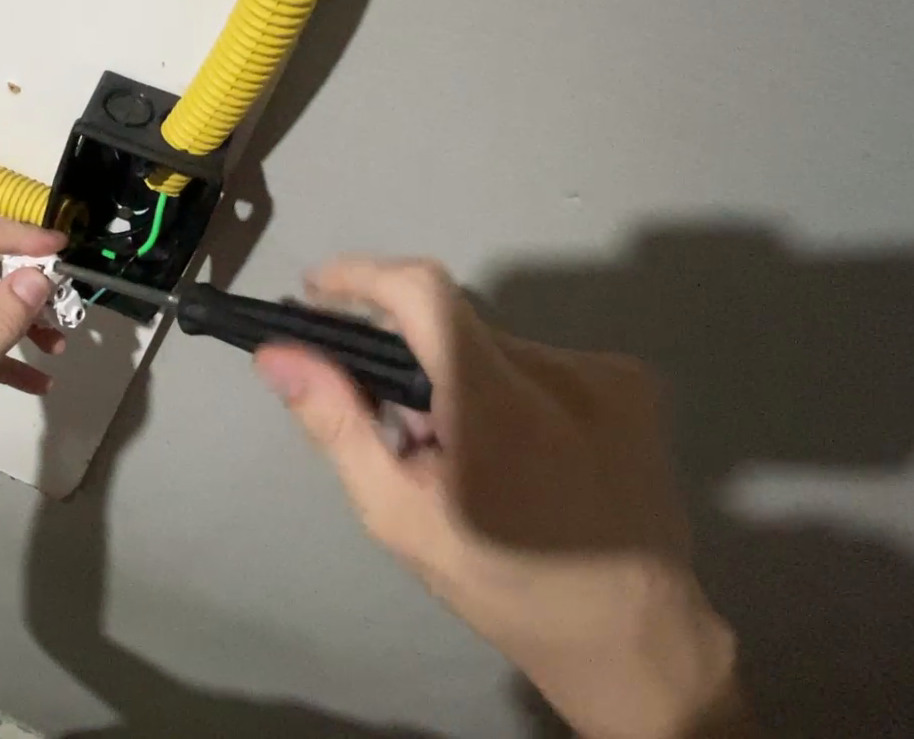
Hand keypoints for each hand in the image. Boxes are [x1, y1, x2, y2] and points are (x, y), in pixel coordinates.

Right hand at [255, 258, 751, 738]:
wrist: (637, 638)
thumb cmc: (503, 584)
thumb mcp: (398, 515)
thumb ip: (336, 424)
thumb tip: (276, 354)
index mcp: (499, 408)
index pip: (424, 294)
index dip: (362, 275)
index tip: (316, 290)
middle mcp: (561, 371)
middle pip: (448, 322)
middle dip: (403, 353)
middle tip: (392, 420)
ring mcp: (606, 373)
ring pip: (487, 339)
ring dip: (451, 371)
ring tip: (452, 444)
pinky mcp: (630, 380)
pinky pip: (530, 356)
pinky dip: (495, 381)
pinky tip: (506, 442)